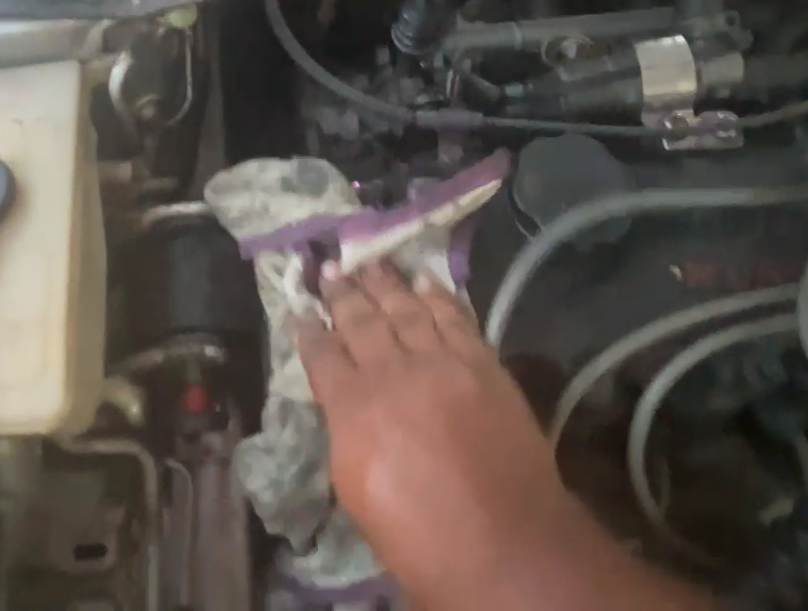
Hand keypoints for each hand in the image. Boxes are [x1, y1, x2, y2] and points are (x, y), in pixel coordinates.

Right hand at [294, 262, 710, 610]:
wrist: (507, 545)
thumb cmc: (421, 539)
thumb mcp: (357, 492)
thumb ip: (347, 433)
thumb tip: (344, 402)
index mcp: (354, 409)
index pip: (322, 356)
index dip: (308, 330)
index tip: (300, 309)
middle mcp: (392, 374)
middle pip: (361, 321)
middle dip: (342, 293)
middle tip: (330, 268)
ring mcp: (441, 363)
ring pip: (405, 309)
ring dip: (384, 283)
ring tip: (369, 261)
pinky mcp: (482, 364)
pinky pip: (454, 319)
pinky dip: (437, 296)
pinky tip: (423, 280)